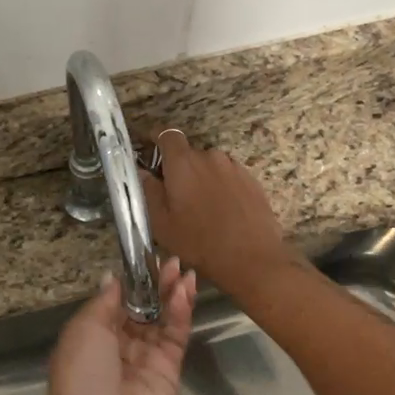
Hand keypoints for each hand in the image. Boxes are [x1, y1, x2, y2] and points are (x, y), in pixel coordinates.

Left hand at [46, 257, 197, 394]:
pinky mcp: (170, 369)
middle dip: (154, 284)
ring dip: (172, 294)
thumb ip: (104, 302)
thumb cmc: (82, 376)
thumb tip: (114, 278)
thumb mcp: (83, 329)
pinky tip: (186, 290)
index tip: (143, 258)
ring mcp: (146, 358)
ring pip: (162, 319)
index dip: (130, 281)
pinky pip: (176, 335)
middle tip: (170, 260)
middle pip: (142, 309)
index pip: (115, 302)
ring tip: (182, 269)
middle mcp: (119, 346)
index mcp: (91, 336)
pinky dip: (182, 312)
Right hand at [141, 130, 297, 296]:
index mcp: (183, 163)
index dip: (156, 138)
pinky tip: (223, 213)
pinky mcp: (252, 181)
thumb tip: (142, 172)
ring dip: (202, 180)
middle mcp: (210, 157)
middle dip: (180, 170)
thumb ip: (149, 191)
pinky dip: (222, 188)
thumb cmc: (198, 242)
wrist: (251, 259)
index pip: (167, 135)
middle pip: (189, 155)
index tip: (149, 149)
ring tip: (202, 209)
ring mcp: (234, 167)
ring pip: (210, 167)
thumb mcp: (161, 223)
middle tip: (175, 197)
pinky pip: (229, 178)